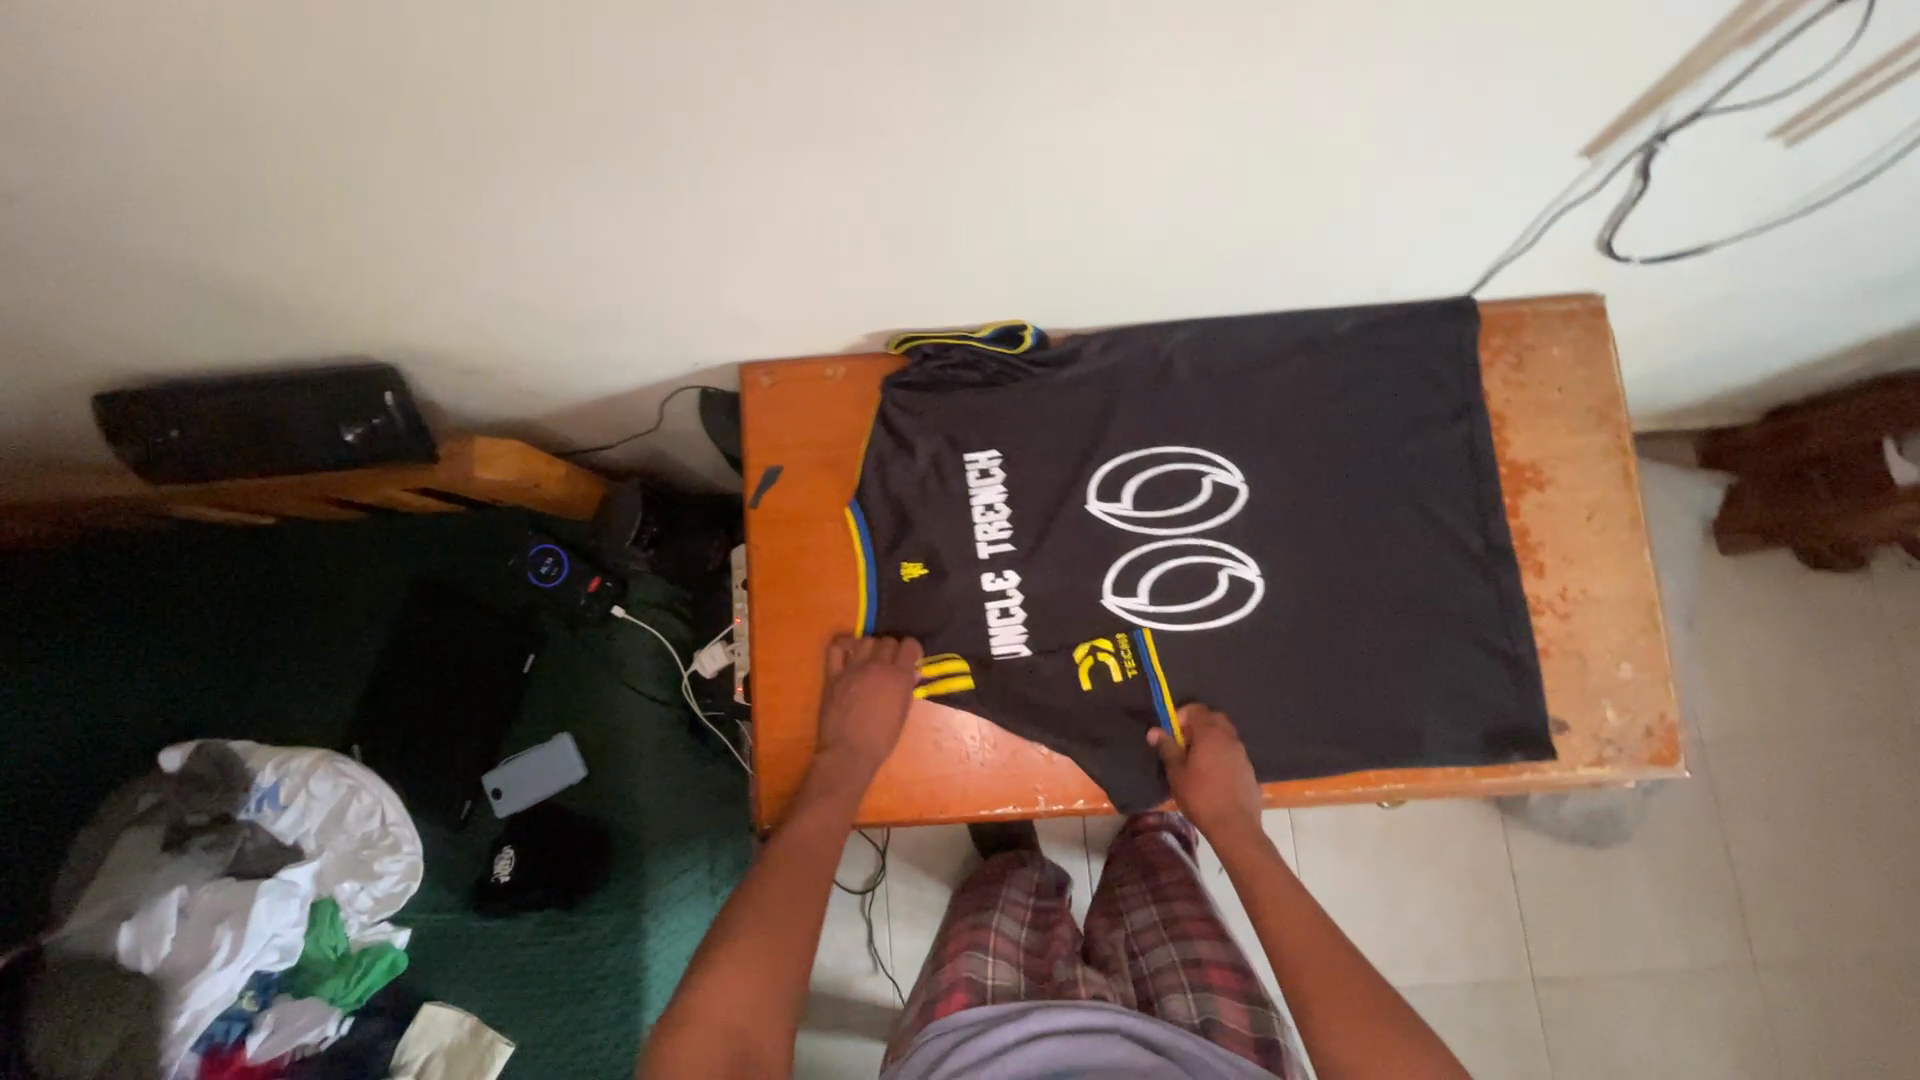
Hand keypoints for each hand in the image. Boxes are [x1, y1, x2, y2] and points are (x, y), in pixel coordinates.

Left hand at [813, 635, 923, 784]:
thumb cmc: (881, 739)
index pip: (909, 645)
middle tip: (891, 664)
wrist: (848, 752)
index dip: (912, 650)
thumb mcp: (902, 714)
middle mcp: (877, 666)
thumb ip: (907, 689)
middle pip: (888, 641)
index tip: (911, 660)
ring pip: (866, 640)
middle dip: (893, 650)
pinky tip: (849, 653)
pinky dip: (844, 645)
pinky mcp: (833, 673)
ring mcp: (853, 668)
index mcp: (898, 676)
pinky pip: (836, 647)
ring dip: (872, 647)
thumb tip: (912, 672)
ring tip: (871, 659)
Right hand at [1149, 703, 1263, 843]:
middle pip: (1214, 718)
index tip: (1172, 733)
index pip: (1197, 709)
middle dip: (1197, 725)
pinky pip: (1232, 752)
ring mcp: (1242, 754)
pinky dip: (1221, 755)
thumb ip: (1167, 748)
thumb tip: (1154, 731)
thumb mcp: (1176, 773)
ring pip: (1225, 735)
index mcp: (1210, 734)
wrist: (1235, 826)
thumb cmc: (1200, 796)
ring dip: (1210, 740)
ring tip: (1196, 762)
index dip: (1182, 715)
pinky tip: (1212, 776)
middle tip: (1183, 744)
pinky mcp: (1249, 769)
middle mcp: (1229, 738)